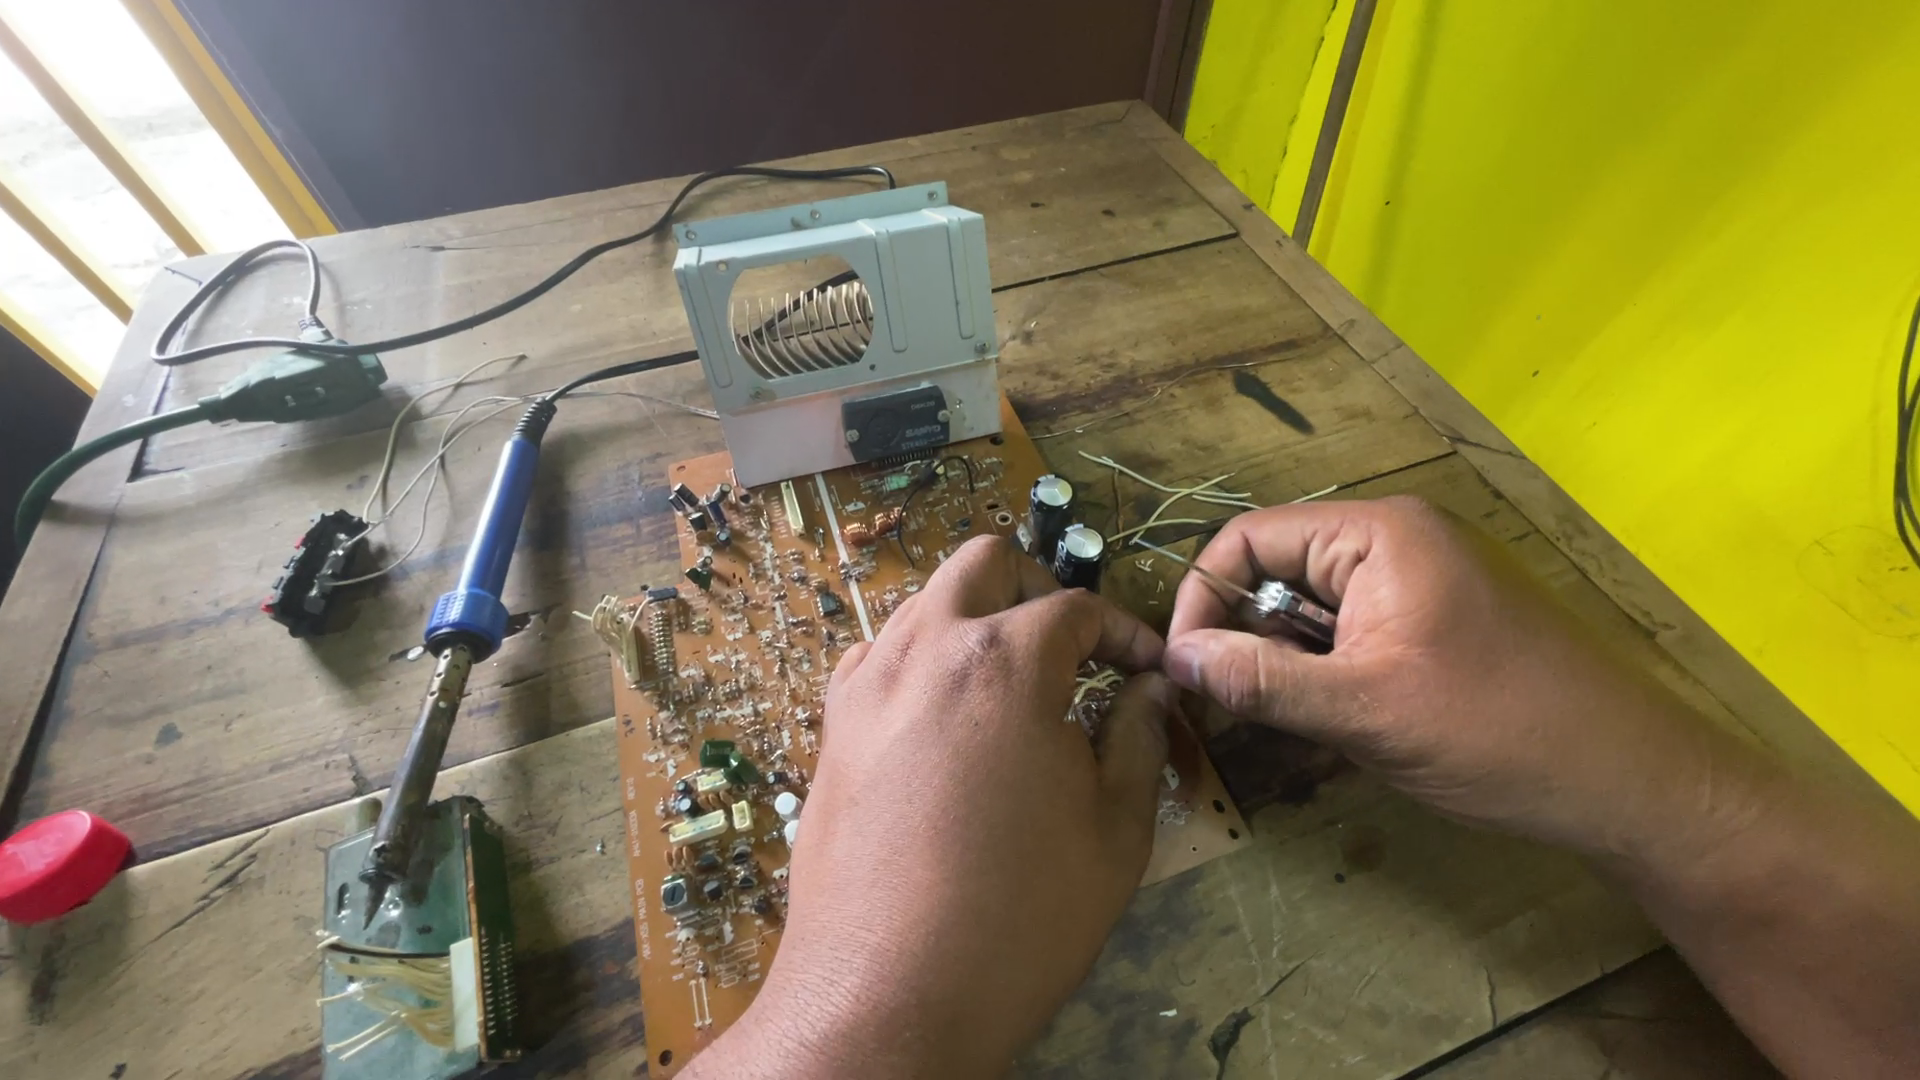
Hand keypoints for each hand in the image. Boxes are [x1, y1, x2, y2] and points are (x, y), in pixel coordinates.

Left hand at [685, 536, 1171, 1079]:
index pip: (1077, 607)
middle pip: (986, 562)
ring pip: (926, 598)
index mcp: (1005, 660)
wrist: (884, 994)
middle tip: (1070, 648)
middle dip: (1038, 587)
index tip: (1144, 667)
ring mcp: (869, 679)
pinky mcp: (834, 720)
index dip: (1124, 630)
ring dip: (977, 616)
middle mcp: (927, 645)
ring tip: (1010, 681)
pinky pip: (878, 652)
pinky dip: (920, 656)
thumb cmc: (1018, 914)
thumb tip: (1150, 688)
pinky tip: (941, 713)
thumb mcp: (1114, 831)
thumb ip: (1139, 738)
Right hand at [1162, 496, 1765, 862]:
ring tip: (1299, 714)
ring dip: (1283, 658)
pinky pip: (1341, 630)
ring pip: (1304, 606)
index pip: (1251, 538)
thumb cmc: (1502, 735)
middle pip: (1275, 569)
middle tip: (1238, 701)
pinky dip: (1319, 669)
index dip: (1204, 594)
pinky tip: (1337, 715)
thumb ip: (1261, 680)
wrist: (1643, 791)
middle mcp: (1391, 542)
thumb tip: (1174, 658)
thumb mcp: (1365, 710)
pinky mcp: (1426, 619)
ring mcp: (1413, 581)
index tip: (1185, 663)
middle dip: (1245, 633)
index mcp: (1378, 535)